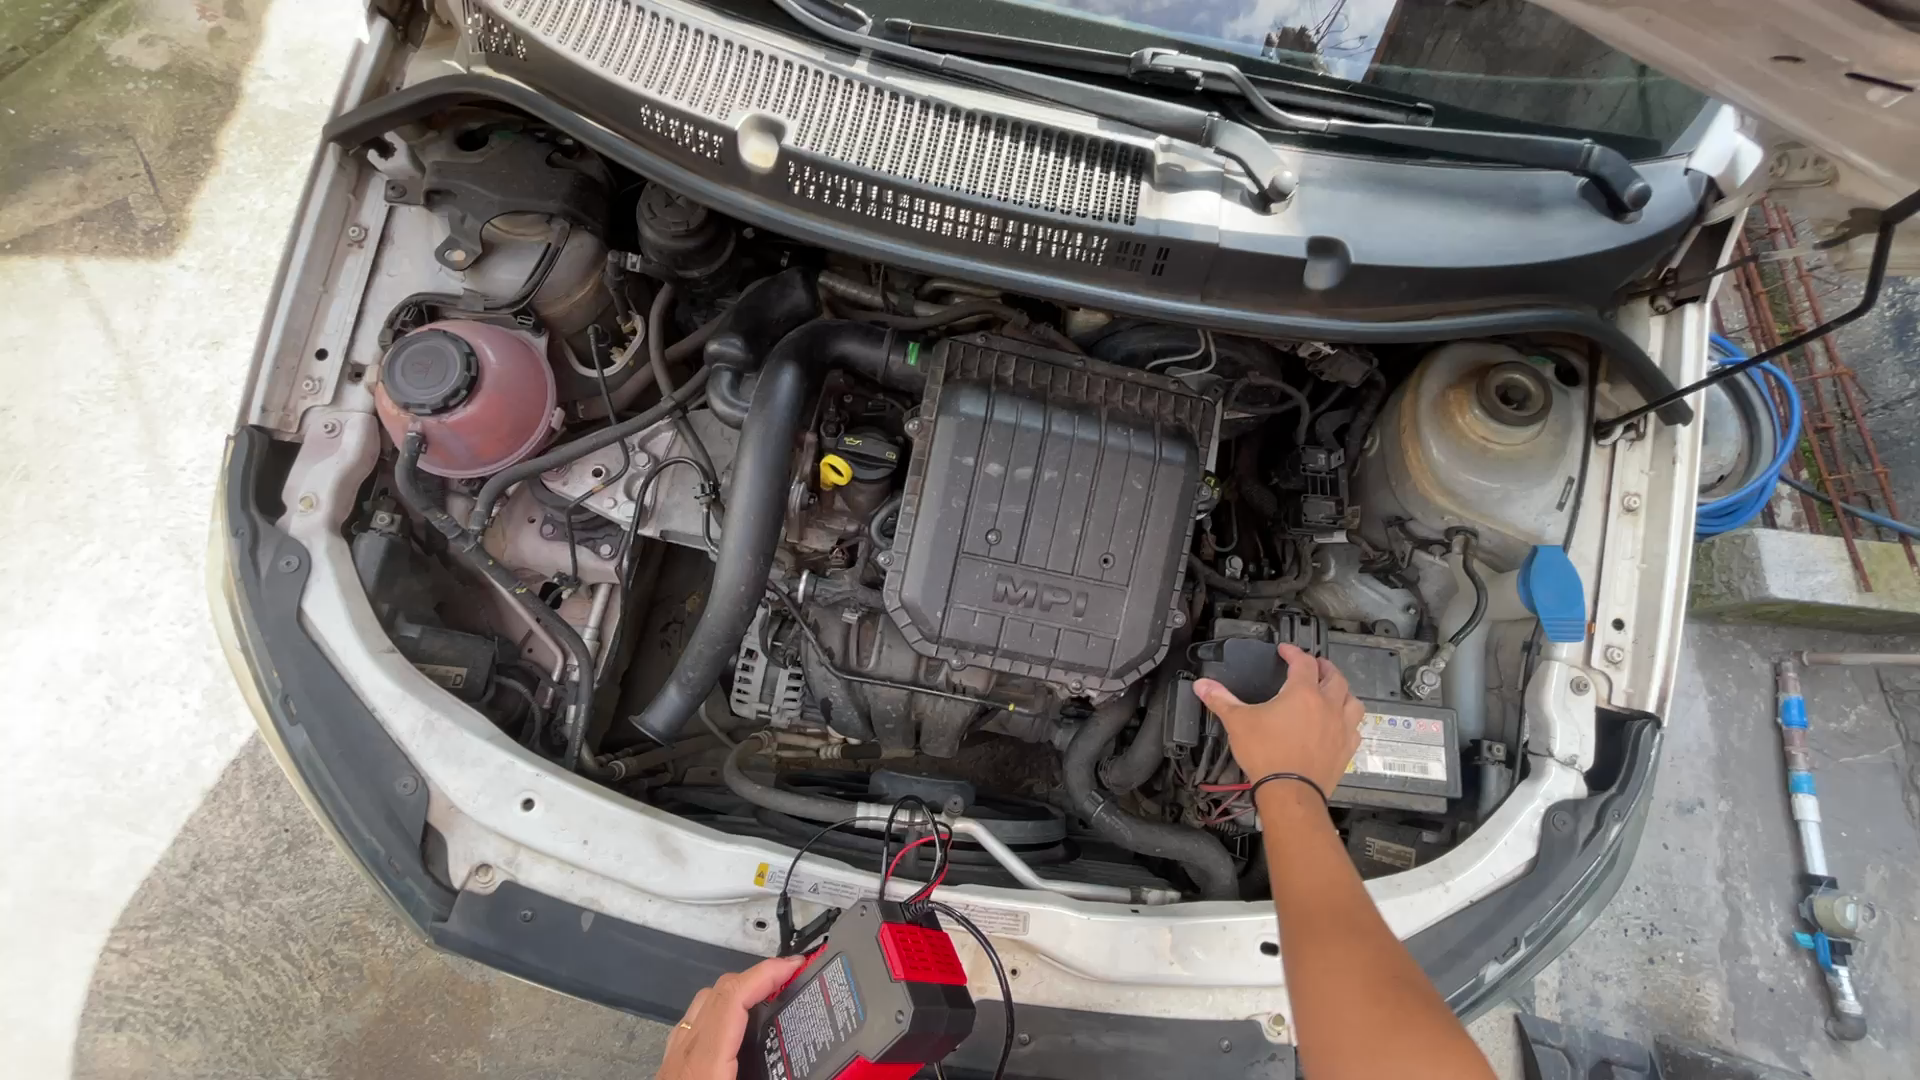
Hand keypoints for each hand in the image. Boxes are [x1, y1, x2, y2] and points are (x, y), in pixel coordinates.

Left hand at [654, 954, 808, 1079]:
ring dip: (738, 992)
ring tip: (767, 1000)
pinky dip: (719, 1013)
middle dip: (760, 976)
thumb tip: (814, 1071)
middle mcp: (683, 1056)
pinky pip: (693, 1024)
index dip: (767, 972)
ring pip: (703, 1004)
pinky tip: (736, 1030)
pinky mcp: (671, 1070)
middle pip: (720, 991)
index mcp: (703, 1065)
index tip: (795, 966)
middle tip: (790, 980)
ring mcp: (672, 1061)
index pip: (734, 997)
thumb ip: (777, 1075)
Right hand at [1193, 643, 1363, 796]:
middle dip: (1324, 667)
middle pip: (1335, 677)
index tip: (1285, 650)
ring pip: (1353, 701)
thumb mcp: (1238, 722)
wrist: (1290, 792)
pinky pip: (1355, 728)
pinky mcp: (1347, 749)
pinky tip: (1340, 724)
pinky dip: (1348, 720)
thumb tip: (1202, 685)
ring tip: (1333, 691)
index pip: (1303, 662)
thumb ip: (1220, 700)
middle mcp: (1327, 706)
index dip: (1293, 652)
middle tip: (1314, 665)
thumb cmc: (1266, 753)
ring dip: (1343, 692)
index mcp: (1302, 693)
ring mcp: (1341, 728)